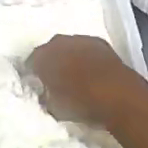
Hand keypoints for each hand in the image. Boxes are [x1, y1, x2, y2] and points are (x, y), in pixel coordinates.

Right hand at [25, 35, 144, 126]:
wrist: (115, 93)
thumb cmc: (80, 103)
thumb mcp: (55, 108)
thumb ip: (46, 97)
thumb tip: (45, 93)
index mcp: (43, 57)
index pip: (32, 61)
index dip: (33, 72)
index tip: (36, 82)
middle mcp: (59, 42)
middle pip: (50, 50)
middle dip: (51, 61)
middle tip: (54, 78)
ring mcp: (80, 39)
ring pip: (69, 46)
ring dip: (69, 56)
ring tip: (74, 73)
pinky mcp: (99, 41)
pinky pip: (85, 47)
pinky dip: (85, 56)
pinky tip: (90, 69)